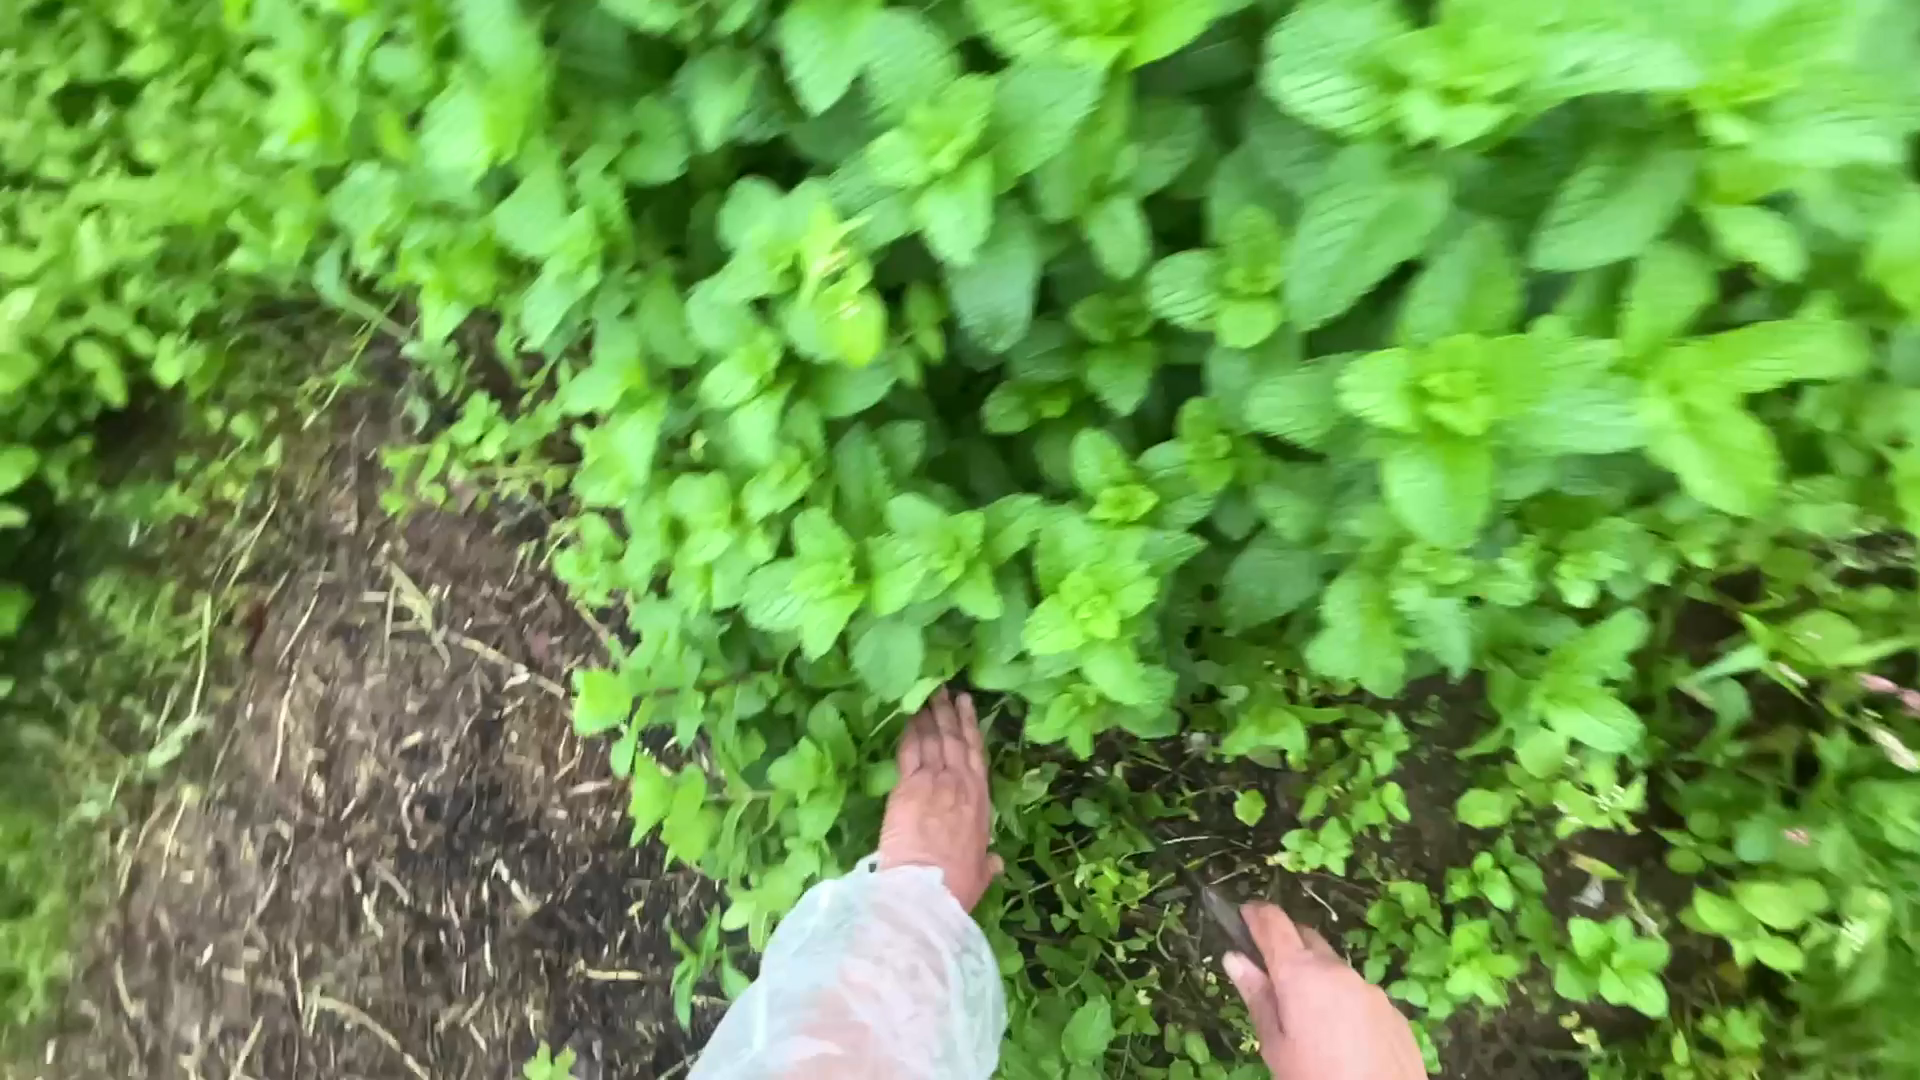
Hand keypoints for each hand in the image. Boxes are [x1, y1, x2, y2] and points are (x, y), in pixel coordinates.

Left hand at [878, 688, 1001, 911]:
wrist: (925, 888)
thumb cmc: (955, 884)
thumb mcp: (979, 873)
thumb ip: (987, 862)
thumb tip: (997, 862)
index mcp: (980, 800)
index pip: (976, 753)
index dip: (971, 726)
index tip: (966, 704)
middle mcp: (958, 783)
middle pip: (953, 739)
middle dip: (948, 712)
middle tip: (943, 689)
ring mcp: (932, 781)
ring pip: (931, 740)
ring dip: (928, 717)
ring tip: (924, 696)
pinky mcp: (907, 787)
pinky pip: (908, 753)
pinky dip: (908, 734)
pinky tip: (907, 721)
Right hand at [1222, 902, 1425, 1079]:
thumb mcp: (1275, 1047)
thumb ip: (1257, 997)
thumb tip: (1234, 957)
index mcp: (1299, 972)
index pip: (1272, 921)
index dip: (1255, 914)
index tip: (1242, 916)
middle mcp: (1335, 969)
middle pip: (1304, 937)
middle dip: (1285, 946)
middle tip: (1272, 978)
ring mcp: (1369, 989)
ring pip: (1333, 967)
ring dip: (1317, 976)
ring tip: (1311, 1019)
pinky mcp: (1395, 1012)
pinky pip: (1360, 993)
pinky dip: (1345, 1001)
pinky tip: (1345, 1038)